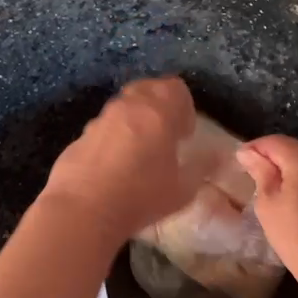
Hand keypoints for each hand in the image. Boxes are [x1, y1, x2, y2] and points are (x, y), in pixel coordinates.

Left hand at [39, 78, 201, 241]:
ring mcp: (100, 119)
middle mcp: (127, 107)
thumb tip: (217, 156)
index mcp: (157, 112)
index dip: (184, 106)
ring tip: (139, 153)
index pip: (175, 87)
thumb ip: (201, 167)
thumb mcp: (182, 190)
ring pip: (122, 106)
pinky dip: (113, 137)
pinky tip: (113, 166)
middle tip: (164, 136)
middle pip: (147, 89)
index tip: (183, 134)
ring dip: (134, 120)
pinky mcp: (80, 135)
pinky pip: (103, 127)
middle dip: (159, 106)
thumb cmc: (141, 197)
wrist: (83, 209)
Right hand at [235, 136, 297, 281]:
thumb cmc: (297, 238)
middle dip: (278, 160)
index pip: (275, 142)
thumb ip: (261, 173)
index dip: (256, 149)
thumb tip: (249, 153)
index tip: (242, 161)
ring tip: (286, 193)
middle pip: (297, 150)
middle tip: (261, 180)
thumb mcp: (268, 205)